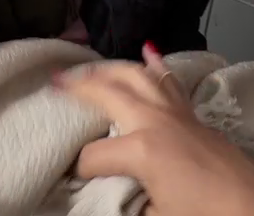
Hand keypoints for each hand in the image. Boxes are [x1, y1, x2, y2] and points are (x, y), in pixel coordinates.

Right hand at [57, 45, 253, 215]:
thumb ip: (132, 204)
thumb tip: (119, 198)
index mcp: (143, 150)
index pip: (96, 155)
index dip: (80, 168)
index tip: (73, 177)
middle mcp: (156, 121)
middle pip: (110, 91)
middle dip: (80, 85)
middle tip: (57, 79)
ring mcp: (178, 115)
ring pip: (139, 76)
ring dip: (113, 67)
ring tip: (93, 63)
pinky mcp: (196, 118)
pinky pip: (169, 82)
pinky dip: (154, 66)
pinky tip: (150, 53)